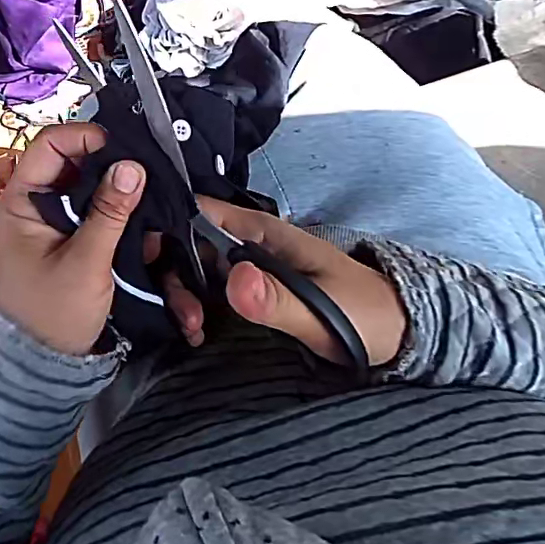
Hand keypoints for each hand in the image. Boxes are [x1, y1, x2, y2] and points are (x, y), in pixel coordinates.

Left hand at [0, 124, 144, 354]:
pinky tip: (148, 225)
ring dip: (123, 193)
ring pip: (94, 188)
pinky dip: (123, 216)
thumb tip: (132, 165)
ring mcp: (57, 220)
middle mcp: (38, 203)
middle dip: (114, 165)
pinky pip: (101, 213)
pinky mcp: (75, 237)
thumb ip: (108, 213)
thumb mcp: (84, 263)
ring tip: (156, 198)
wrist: (43, 364)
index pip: (50, 145)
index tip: (125, 149)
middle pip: (78, 163)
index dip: (86, 137)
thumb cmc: (53, 313)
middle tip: (151, 172)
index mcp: (24, 201)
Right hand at [160, 198, 408, 366]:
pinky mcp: (252, 288)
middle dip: (175, 273)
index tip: (149, 258)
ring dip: (183, 293)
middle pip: (191, 241)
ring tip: (194, 329)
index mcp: (265, 232)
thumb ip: (278, 299)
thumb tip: (232, 278)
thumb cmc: (365, 313)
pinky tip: (198, 330)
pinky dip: (196, 305)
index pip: (203, 212)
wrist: (395, 331)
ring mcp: (250, 265)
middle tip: (186, 317)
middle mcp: (251, 243)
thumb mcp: (323, 310)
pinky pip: (211, 288)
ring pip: (196, 266)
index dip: (169, 227)